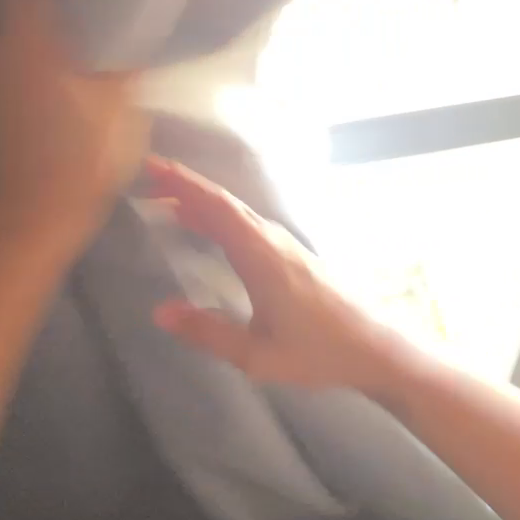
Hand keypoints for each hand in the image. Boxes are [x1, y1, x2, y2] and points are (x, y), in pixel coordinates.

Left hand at [0, 0, 144, 244]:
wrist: (26, 220)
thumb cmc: (76, 163)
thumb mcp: (119, 110)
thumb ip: (122, 65)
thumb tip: (129, 36)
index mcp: (31, 39)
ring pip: (23, 25)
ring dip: (49, 12)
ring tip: (88, 1)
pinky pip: (21, 51)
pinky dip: (43, 44)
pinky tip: (72, 56)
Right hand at [144, 157, 414, 393]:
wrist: (375, 347)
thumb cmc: (318, 352)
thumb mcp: (257, 354)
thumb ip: (208, 332)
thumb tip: (159, 312)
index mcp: (261, 256)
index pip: (216, 206)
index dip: (182, 183)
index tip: (150, 165)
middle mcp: (272, 240)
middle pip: (223, 202)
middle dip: (184, 186)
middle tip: (144, 178)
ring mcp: (284, 245)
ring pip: (236, 212)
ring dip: (200, 201)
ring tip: (163, 198)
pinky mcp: (291, 254)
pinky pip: (246, 224)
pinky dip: (218, 217)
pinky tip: (203, 226)